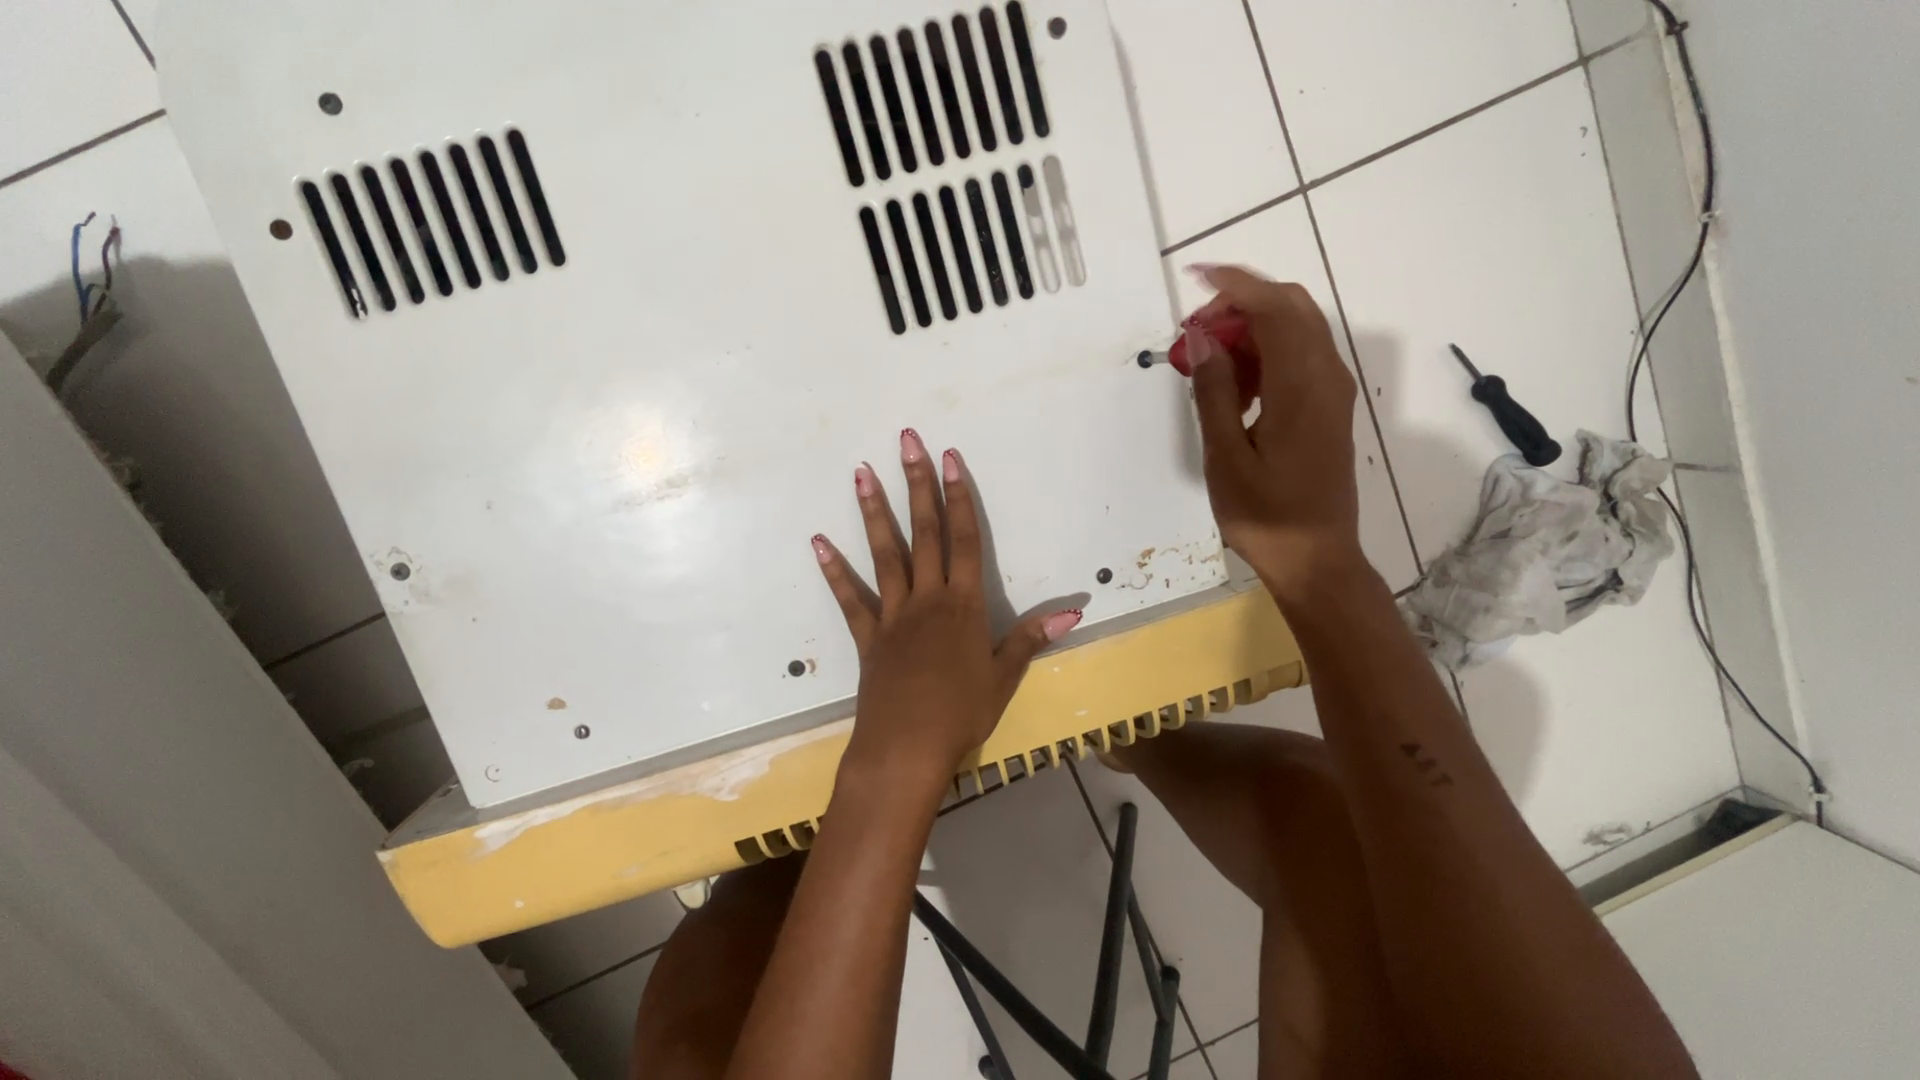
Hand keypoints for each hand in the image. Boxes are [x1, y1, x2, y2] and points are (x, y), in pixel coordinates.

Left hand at [813, 430, 1082, 783]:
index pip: (964, 538)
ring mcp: (893, 614)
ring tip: (862, 472)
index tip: (949, 458)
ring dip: (874, 512)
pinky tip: (819, 542)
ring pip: (884, 553)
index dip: (958, 496)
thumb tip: (1074, 611)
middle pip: (924, 532)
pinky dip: (834, 570)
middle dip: (917, 484)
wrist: (906, 747)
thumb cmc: (962, 713)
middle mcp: (927, 598)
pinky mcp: (868, 636)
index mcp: (964, 605)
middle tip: (906, 441)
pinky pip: (849, 598)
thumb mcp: (1004, 677)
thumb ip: (1031, 638)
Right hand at [1186, 265, 1366, 604]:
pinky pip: (1300, 356)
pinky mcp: (1329, 407)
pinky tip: (1235, 383)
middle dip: (1241, 303)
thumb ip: (1215, 390)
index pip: (1273, 308)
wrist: (1316, 559)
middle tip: (1196, 332)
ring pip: (1297, 329)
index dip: (1234, 284)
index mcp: (1301, 386)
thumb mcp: (1226, 456)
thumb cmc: (1265, 514)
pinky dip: (1266, 351)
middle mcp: (1326, 376)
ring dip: (1253, 327)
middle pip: (1291, 307)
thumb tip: (1204, 337)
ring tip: (1207, 360)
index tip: (1194, 277)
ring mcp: (1332, 391)